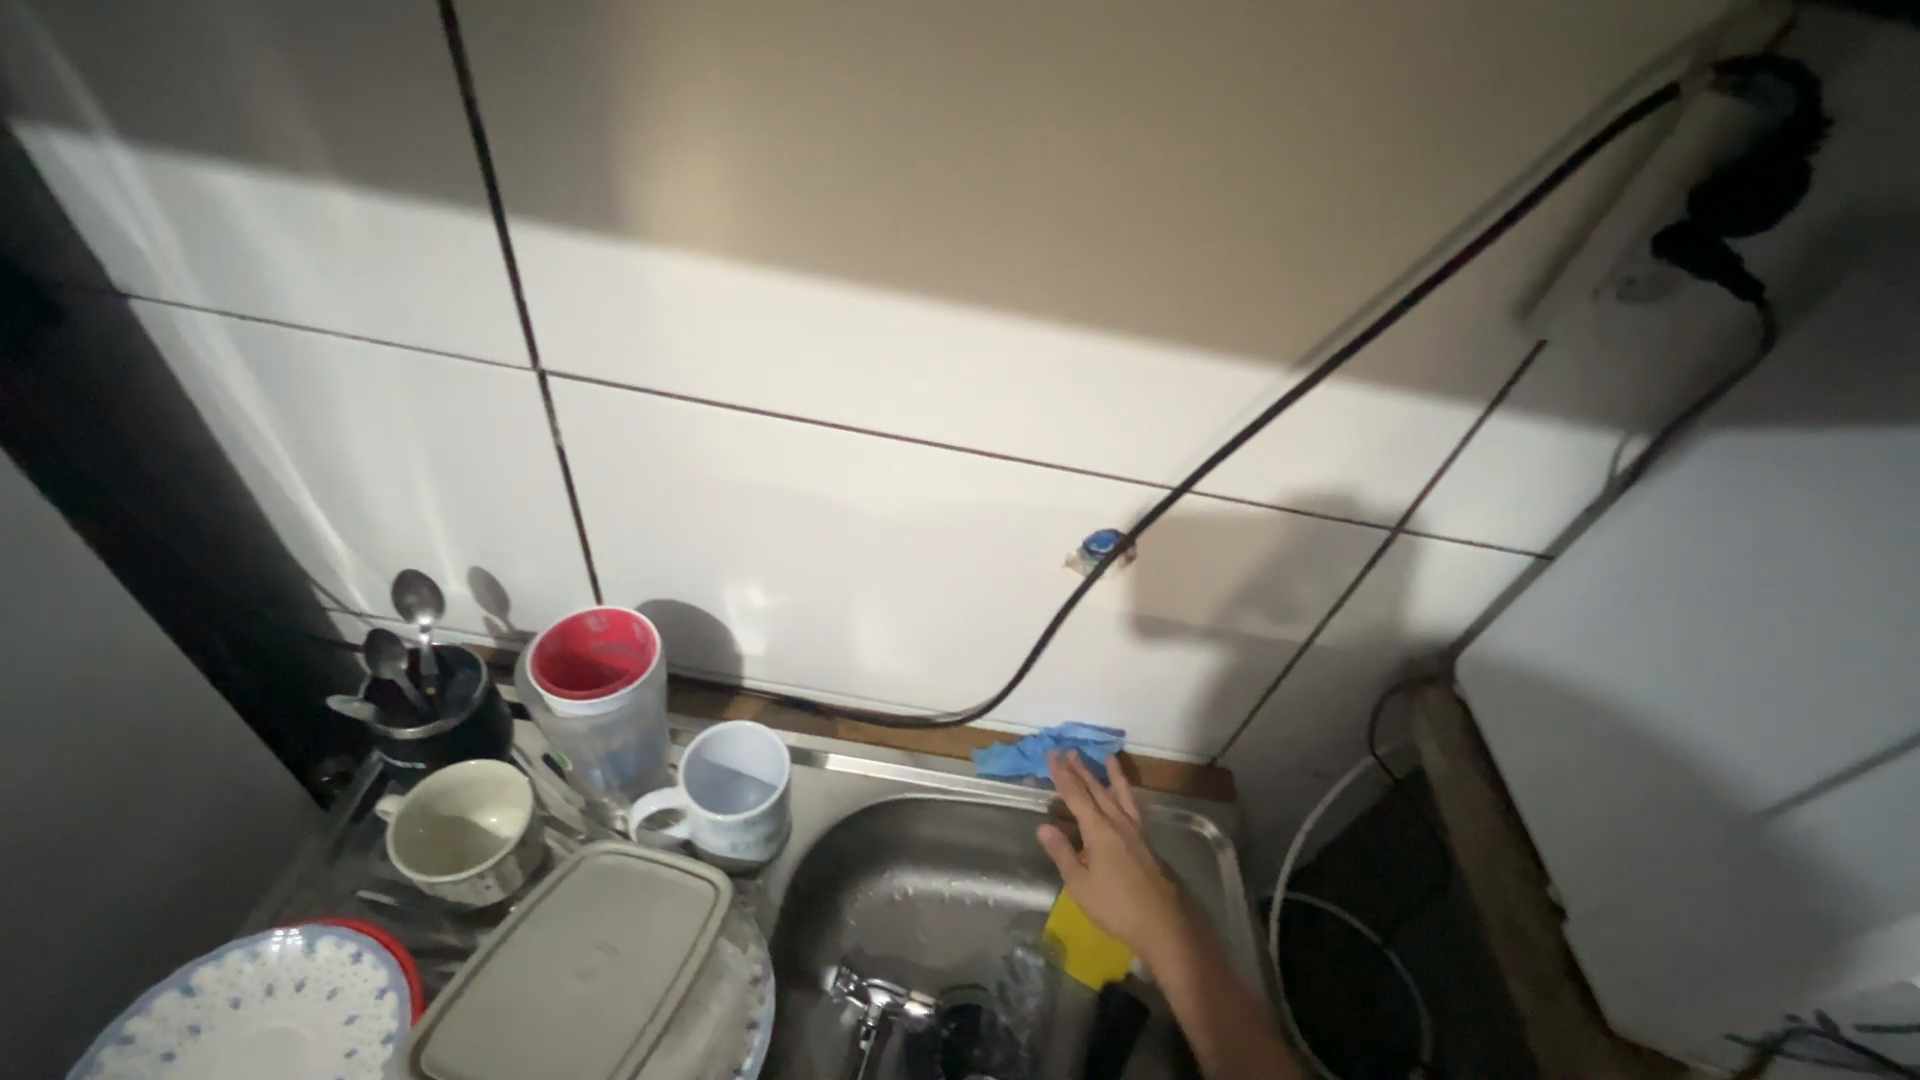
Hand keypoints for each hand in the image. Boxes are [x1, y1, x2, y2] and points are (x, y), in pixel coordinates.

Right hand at [1037, 751, 1188, 962]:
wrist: (1162, 922)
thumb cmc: (1115, 905)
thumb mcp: (1080, 884)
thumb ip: (1063, 853)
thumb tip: (1043, 827)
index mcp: (1098, 830)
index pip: (1075, 795)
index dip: (1062, 775)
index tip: (1052, 755)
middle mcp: (1117, 822)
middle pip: (1096, 790)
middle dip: (1081, 770)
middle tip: (1069, 750)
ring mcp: (1134, 830)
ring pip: (1117, 794)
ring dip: (1107, 776)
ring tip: (1105, 757)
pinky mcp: (1145, 840)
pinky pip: (1133, 806)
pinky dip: (1127, 793)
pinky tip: (1125, 794)